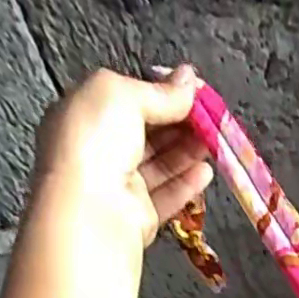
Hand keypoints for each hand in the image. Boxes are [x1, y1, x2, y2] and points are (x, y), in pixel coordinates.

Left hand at [32, 65, 214, 244]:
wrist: (92, 211)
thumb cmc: (95, 143)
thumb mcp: (122, 94)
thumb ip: (158, 91)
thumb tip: (188, 80)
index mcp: (85, 115)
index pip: (127, 100)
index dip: (160, 94)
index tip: (191, 92)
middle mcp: (100, 151)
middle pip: (147, 134)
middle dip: (179, 124)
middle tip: (209, 117)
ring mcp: (119, 187)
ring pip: (160, 165)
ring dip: (187, 151)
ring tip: (213, 142)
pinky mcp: (139, 217)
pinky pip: (166, 197)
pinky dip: (187, 184)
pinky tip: (205, 172)